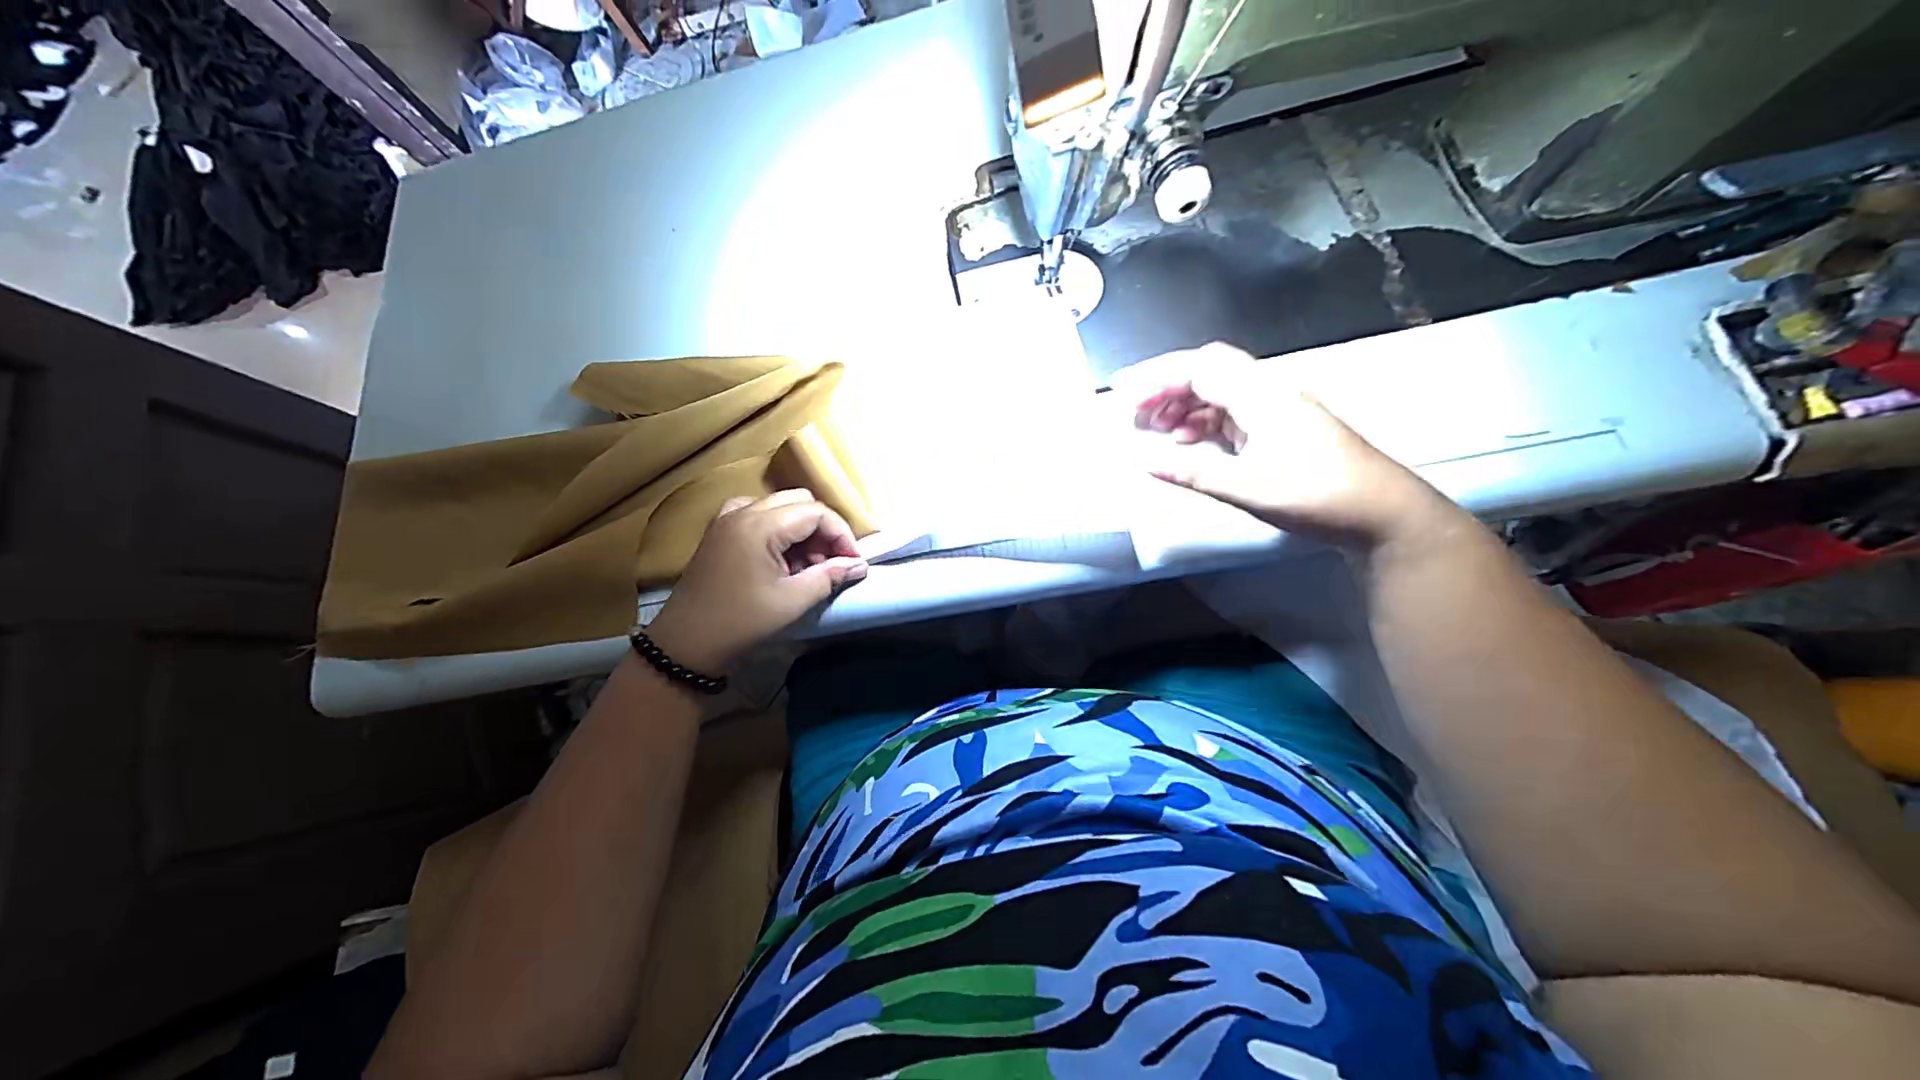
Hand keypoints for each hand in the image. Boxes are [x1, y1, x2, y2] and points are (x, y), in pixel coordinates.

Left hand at [645, 490, 867, 672]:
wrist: (686, 642)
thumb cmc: (741, 621)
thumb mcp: (792, 601)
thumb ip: (829, 577)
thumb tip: (859, 565)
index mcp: (760, 525)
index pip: (816, 512)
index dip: (841, 534)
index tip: (853, 562)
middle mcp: (743, 511)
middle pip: (799, 502)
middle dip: (823, 529)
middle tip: (833, 562)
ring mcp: (728, 519)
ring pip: (779, 506)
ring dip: (801, 528)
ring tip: (807, 564)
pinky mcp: (720, 531)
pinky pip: (757, 514)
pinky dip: (777, 528)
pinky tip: (780, 556)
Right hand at [1113, 343, 1458, 552]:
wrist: (1383, 513)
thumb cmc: (1316, 495)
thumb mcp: (1246, 486)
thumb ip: (1191, 471)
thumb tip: (1143, 460)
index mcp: (1261, 395)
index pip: (1200, 368)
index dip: (1157, 379)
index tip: (1124, 396)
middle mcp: (1270, 392)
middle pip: (1209, 372)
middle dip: (1167, 388)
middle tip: (1135, 413)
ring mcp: (1279, 410)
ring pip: (1221, 393)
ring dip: (1185, 406)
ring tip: (1157, 431)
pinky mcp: (1284, 430)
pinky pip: (1234, 414)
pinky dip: (1205, 424)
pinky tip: (1191, 443)